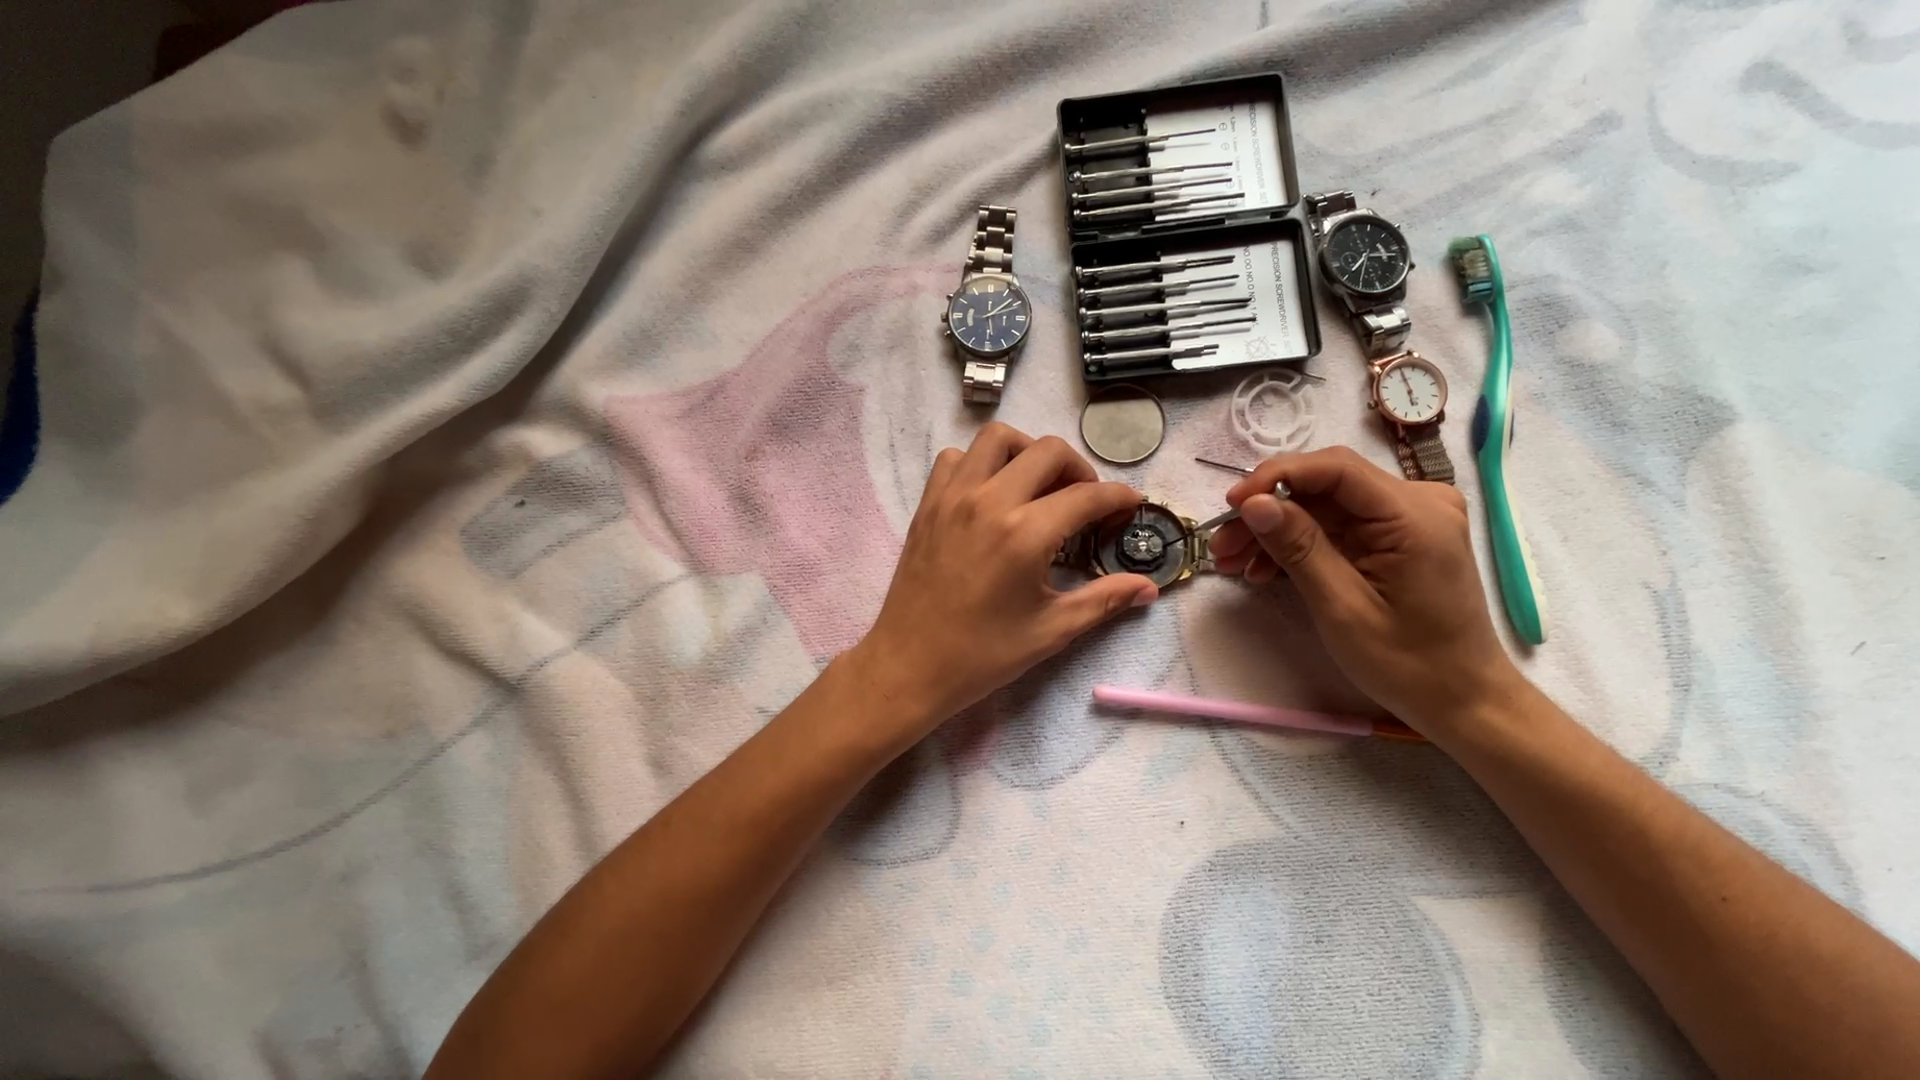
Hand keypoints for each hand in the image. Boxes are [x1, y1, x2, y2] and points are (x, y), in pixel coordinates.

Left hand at [845, 424, 1157, 737]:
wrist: (908, 666)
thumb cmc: (982, 654)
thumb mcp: (1051, 630)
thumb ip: (1104, 600)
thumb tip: (1148, 588)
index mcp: (1024, 534)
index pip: (1086, 495)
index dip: (1119, 497)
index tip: (1131, 505)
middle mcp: (989, 502)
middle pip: (1048, 450)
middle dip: (1079, 468)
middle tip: (1085, 501)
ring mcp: (952, 497)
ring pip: (997, 439)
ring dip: (1028, 452)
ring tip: (1038, 487)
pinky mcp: (927, 504)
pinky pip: (955, 458)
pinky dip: (980, 463)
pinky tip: (992, 494)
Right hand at [1206, 447, 1521, 734]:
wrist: (1461, 699)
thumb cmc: (1406, 662)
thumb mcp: (1342, 607)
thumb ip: (1299, 547)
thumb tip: (1253, 503)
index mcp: (1415, 515)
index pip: (1335, 468)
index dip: (1275, 477)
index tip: (1230, 505)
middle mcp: (1418, 501)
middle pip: (1324, 486)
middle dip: (1267, 511)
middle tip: (1221, 546)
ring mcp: (1410, 517)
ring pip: (1324, 506)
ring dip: (1276, 530)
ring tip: (1233, 564)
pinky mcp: (1398, 535)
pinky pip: (1338, 526)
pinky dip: (1299, 544)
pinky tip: (1265, 570)